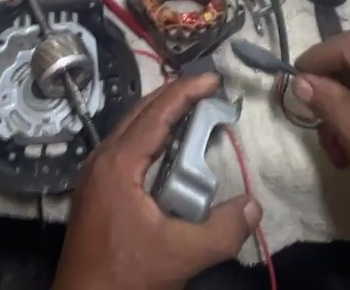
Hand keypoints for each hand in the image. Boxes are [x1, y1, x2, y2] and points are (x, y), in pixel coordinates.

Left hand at [52, 72, 261, 289]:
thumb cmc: (127, 274)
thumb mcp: (180, 256)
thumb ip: (221, 231)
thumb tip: (254, 206)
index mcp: (119, 161)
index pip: (157, 113)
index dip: (186, 91)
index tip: (214, 78)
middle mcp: (103, 156)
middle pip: (141, 111)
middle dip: (175, 95)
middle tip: (208, 90)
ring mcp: (95, 171)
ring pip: (131, 126)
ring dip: (161, 114)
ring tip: (193, 111)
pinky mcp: (96, 187)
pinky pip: (126, 145)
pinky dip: (150, 135)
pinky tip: (168, 150)